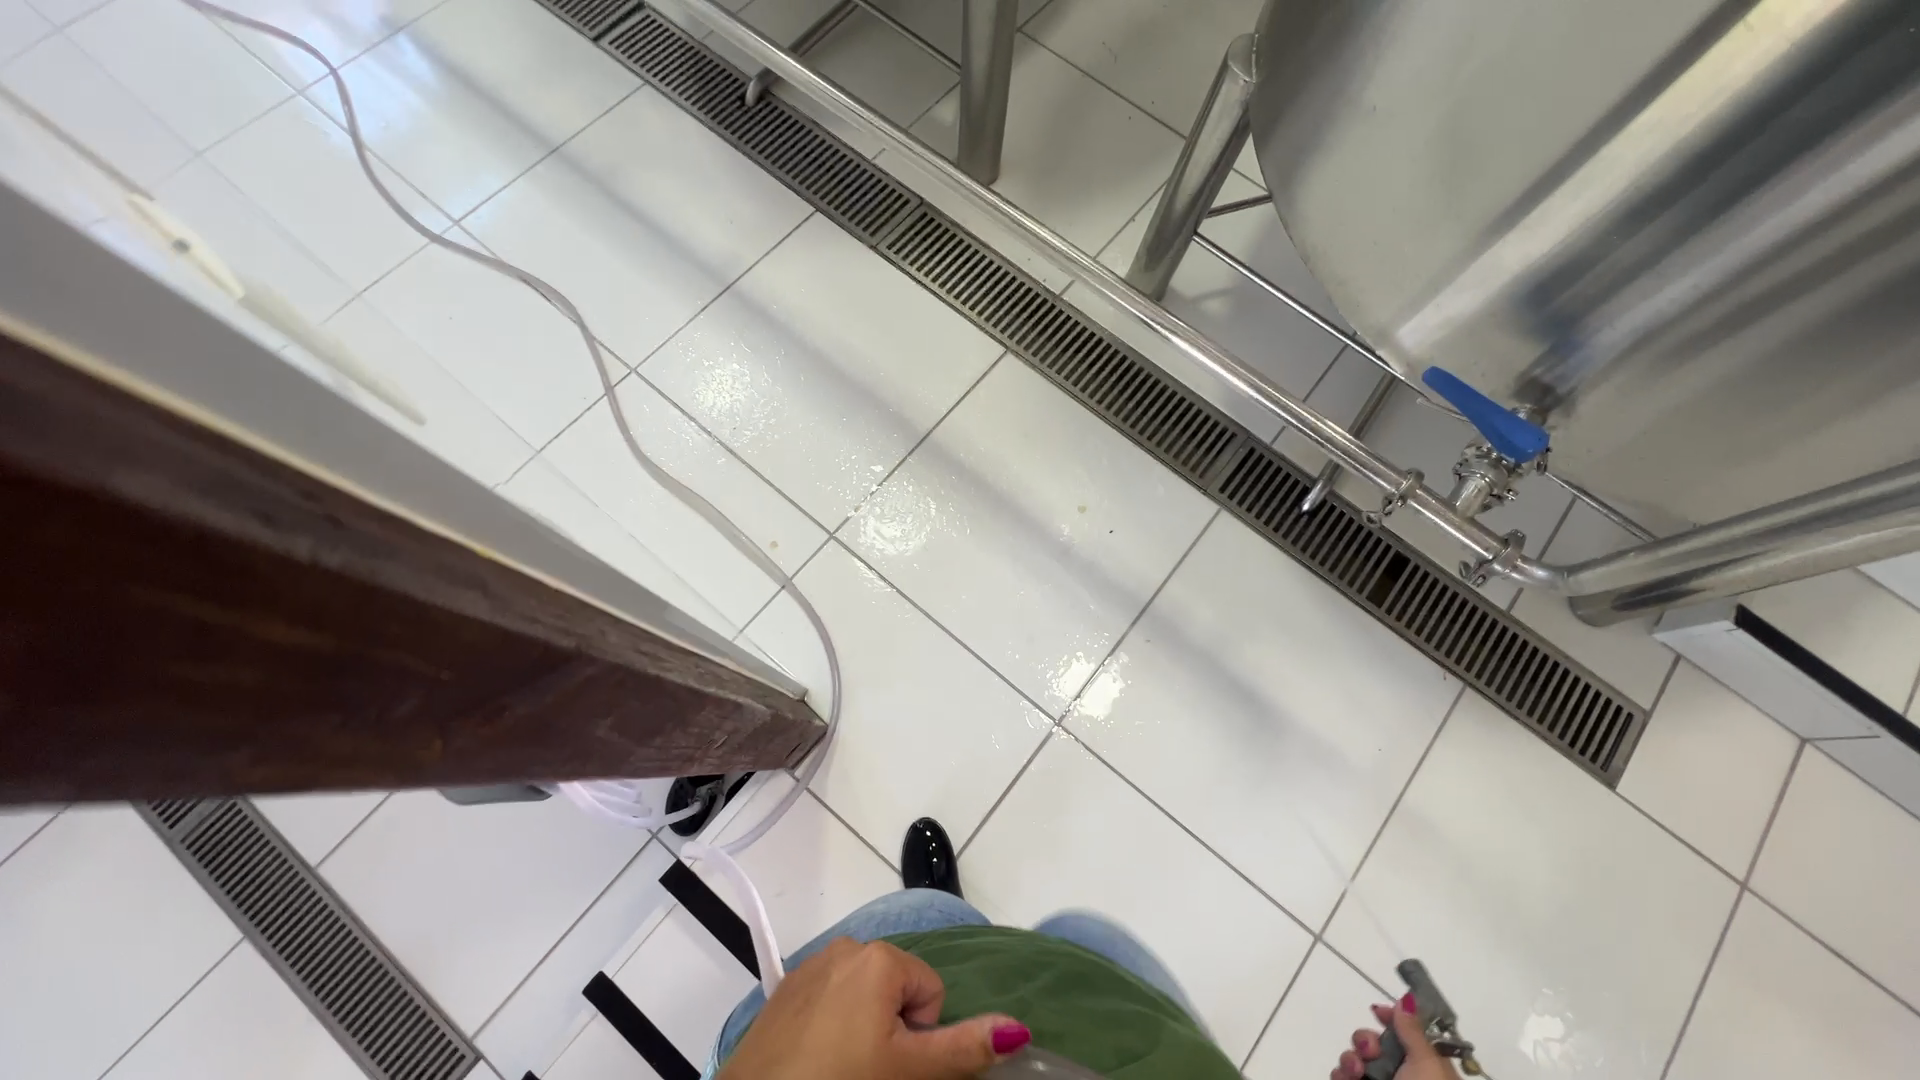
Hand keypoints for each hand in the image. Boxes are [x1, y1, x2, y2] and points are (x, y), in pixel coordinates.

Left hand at [718, 938, 1030, 1079]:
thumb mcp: (909, 1070)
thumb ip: (964, 1047)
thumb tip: (1019, 1029)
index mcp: (881, 956)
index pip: (931, 992)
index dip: (919, 1034)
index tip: (891, 1060)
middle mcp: (848, 945)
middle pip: (898, 989)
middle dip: (892, 1028)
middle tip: (868, 1067)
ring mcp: (813, 964)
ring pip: (864, 995)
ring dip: (863, 1027)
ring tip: (840, 1065)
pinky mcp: (788, 987)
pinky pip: (832, 998)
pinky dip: (832, 1024)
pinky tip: (815, 1058)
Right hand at [1333, 1002, 1460, 1079]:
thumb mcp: (1428, 1064)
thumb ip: (1414, 1031)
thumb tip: (1405, 1000)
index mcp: (1427, 1064)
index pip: (1408, 1031)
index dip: (1392, 1017)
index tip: (1378, 1012)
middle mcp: (1403, 1073)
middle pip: (1376, 1041)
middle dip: (1365, 1040)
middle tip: (1370, 1051)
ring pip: (1356, 1057)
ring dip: (1350, 1058)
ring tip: (1355, 1071)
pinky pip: (1343, 1075)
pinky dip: (1341, 1074)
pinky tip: (1345, 1078)